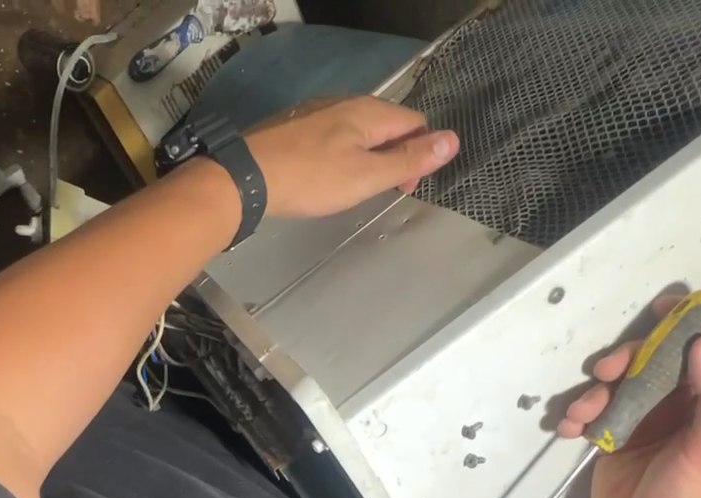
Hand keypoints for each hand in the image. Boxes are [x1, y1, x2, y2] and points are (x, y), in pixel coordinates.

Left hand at [243, 97, 458, 218]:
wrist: (248, 177)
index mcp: (369, 112)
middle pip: (385, 125)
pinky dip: (338, 156)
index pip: (414, 124)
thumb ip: (408, 161)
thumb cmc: (311, 179)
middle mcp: (345, 102)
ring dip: (365, 157)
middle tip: (379, 192)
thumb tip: (452, 140)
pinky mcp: (294, 127)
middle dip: (392, 156)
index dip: (419, 155)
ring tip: (352, 188)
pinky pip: (330, 137)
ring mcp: (317, 112)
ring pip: (356, 132)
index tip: (403, 189)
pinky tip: (324, 178)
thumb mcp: (366, 176)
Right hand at [557, 297, 700, 497]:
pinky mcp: (621, 436)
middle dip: (635, 355)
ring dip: (601, 388)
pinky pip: (601, 408)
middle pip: (668, 355)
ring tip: (584, 410)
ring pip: (630, 379)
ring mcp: (656, 420)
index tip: (667, 312)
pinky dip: (582, 412)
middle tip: (609, 368)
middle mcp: (696, 405)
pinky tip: (572, 427)